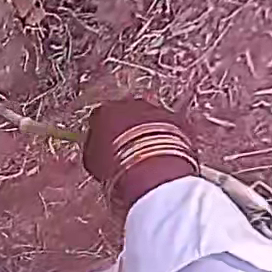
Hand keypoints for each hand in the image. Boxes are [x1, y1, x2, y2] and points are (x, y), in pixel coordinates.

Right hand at [82, 99, 198, 212]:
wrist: (150, 166)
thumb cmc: (116, 163)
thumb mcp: (92, 160)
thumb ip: (94, 147)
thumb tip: (98, 149)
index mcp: (105, 111)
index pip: (100, 116)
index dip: (102, 130)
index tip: (103, 143)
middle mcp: (131, 105)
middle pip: (128, 113)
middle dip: (127, 127)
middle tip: (125, 147)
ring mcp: (157, 110)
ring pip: (150, 118)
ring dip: (148, 131)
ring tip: (145, 153)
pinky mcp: (178, 120)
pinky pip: (170, 127)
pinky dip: (165, 137)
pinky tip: (161, 154)